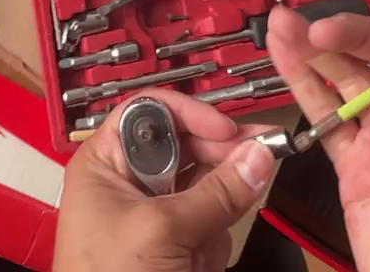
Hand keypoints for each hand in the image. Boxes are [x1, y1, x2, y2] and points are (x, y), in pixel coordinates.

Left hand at [54, 89, 280, 271]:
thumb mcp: (162, 232)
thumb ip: (216, 194)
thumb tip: (258, 155)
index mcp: (106, 160)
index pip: (150, 112)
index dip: (190, 114)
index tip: (228, 131)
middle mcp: (128, 180)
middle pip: (186, 147)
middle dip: (217, 164)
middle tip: (263, 155)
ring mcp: (152, 215)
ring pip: (204, 189)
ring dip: (214, 216)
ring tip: (199, 251)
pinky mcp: (172, 246)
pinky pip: (208, 226)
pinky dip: (212, 246)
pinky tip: (200, 265)